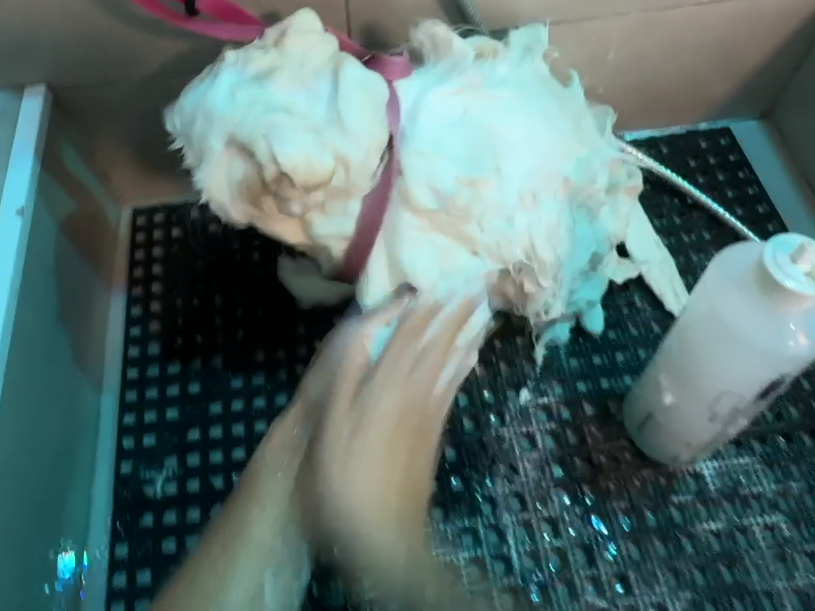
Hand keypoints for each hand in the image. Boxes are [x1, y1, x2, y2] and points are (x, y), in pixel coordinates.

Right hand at [301, 293, 490, 598]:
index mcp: (386, 384)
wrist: (384, 538)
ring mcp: (428, 411)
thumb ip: (346, 375)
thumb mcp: (331, 426)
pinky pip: (453, 387)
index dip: (425, 304)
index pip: (409, 334)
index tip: (444, 275)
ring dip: (466, 332)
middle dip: (457, 311)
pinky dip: (464, 366)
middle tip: (478, 282)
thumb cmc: (346, 479)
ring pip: (451, 361)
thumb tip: (359, 331)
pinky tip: (472, 356)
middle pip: (438, 342)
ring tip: (482, 308)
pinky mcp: (434, 431)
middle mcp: (413, 390)